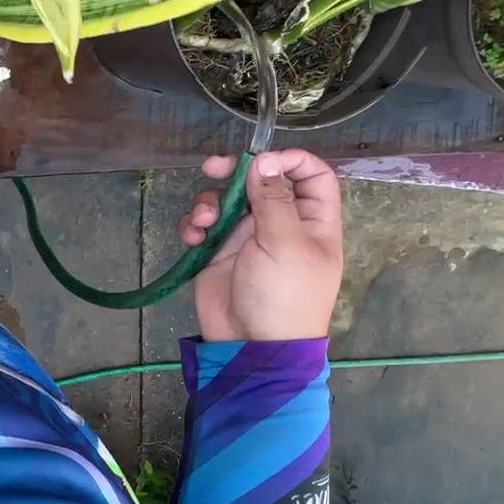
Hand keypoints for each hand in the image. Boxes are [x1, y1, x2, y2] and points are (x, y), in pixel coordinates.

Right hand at [178, 149, 343, 342]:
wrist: (250, 344)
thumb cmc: (282, 295)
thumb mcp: (284, 243)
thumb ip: (273, 200)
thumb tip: (264, 160)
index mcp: (312, 221)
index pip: (311, 176)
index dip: (288, 160)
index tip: (259, 159)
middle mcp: (280, 224)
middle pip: (259, 181)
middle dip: (234, 173)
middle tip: (212, 168)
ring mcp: (247, 237)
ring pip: (225, 201)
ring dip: (207, 203)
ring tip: (201, 222)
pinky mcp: (217, 252)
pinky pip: (202, 226)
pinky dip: (193, 226)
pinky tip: (192, 239)